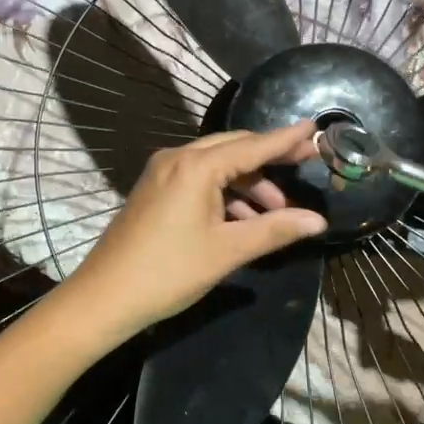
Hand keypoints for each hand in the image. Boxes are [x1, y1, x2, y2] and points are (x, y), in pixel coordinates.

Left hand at [59, 122, 328, 343]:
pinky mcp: (153, 189)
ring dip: (247, 182)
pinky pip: (197, 178)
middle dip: (269, 159)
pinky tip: (242, 218)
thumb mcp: (228, 251)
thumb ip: (274, 230)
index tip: (315, 128)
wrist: (106, 295)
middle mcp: (177, 158)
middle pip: (233, 148)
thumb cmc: (169, 271)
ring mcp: (161, 172)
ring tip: (276, 212)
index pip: (252, 145)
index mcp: (196, 166)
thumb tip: (318, 220)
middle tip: (305, 167)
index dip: (286, 139)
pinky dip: (223, 192)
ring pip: (215, 165)